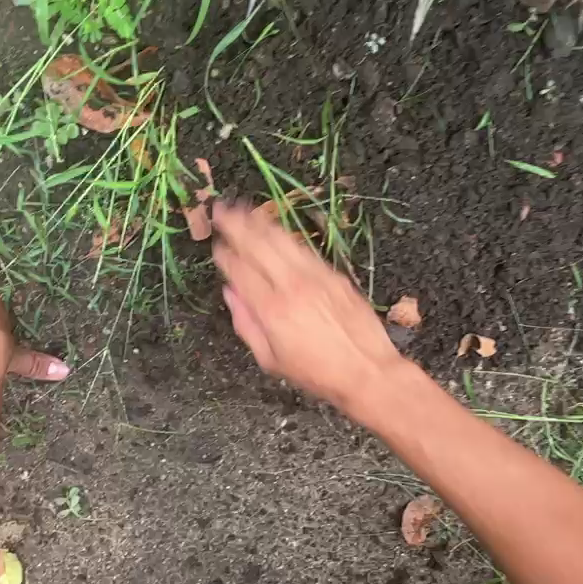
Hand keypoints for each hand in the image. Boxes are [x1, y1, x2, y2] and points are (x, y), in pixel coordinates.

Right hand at [211, 200, 412, 416]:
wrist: (367, 371)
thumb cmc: (318, 373)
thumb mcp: (271, 360)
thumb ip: (246, 325)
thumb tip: (231, 296)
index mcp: (272, 310)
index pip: (240, 271)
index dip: (225, 256)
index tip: (216, 247)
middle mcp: (292, 286)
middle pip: (258, 245)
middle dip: (236, 225)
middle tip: (221, 211)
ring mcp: (315, 277)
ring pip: (281, 240)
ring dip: (260, 223)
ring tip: (244, 210)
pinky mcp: (334, 276)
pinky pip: (303, 249)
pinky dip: (285, 236)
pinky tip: (276, 230)